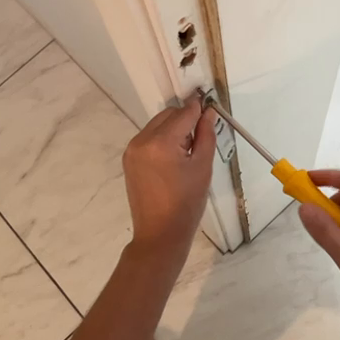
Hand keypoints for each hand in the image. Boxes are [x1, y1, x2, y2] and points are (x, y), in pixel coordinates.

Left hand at [123, 93, 216, 252]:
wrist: (160, 234)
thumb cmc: (187, 204)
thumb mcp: (202, 167)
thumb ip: (206, 135)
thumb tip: (208, 113)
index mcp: (161, 143)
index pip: (183, 113)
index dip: (199, 108)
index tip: (210, 106)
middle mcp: (141, 141)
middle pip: (168, 115)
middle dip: (185, 120)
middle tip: (200, 139)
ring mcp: (132, 150)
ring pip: (157, 125)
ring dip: (173, 129)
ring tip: (186, 154)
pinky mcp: (129, 159)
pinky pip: (148, 138)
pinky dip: (162, 140)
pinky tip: (173, 160)